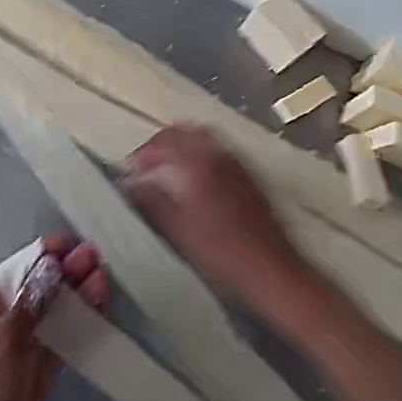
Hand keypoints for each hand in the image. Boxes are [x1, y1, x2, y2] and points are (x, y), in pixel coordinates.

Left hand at [0, 235, 108, 400]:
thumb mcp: (2, 338)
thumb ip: (31, 301)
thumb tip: (52, 264)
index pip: (20, 269)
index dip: (46, 253)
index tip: (72, 243)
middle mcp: (7, 319)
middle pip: (43, 286)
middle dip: (68, 270)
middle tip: (94, 256)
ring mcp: (27, 343)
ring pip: (59, 308)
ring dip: (80, 292)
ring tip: (103, 276)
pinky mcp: (45, 366)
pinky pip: (67, 334)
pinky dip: (84, 319)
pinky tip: (100, 305)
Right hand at [121, 124, 306, 305]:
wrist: (270, 269)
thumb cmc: (223, 253)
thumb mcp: (178, 230)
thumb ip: (152, 201)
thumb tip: (132, 185)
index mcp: (199, 163)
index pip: (163, 140)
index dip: (142, 153)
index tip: (130, 169)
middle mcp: (219, 154)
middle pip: (183, 131)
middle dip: (161, 144)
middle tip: (146, 165)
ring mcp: (236, 162)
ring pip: (202, 138)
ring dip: (181, 147)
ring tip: (166, 171)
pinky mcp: (247, 174)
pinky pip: (217, 151)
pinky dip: (199, 156)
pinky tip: (193, 181)